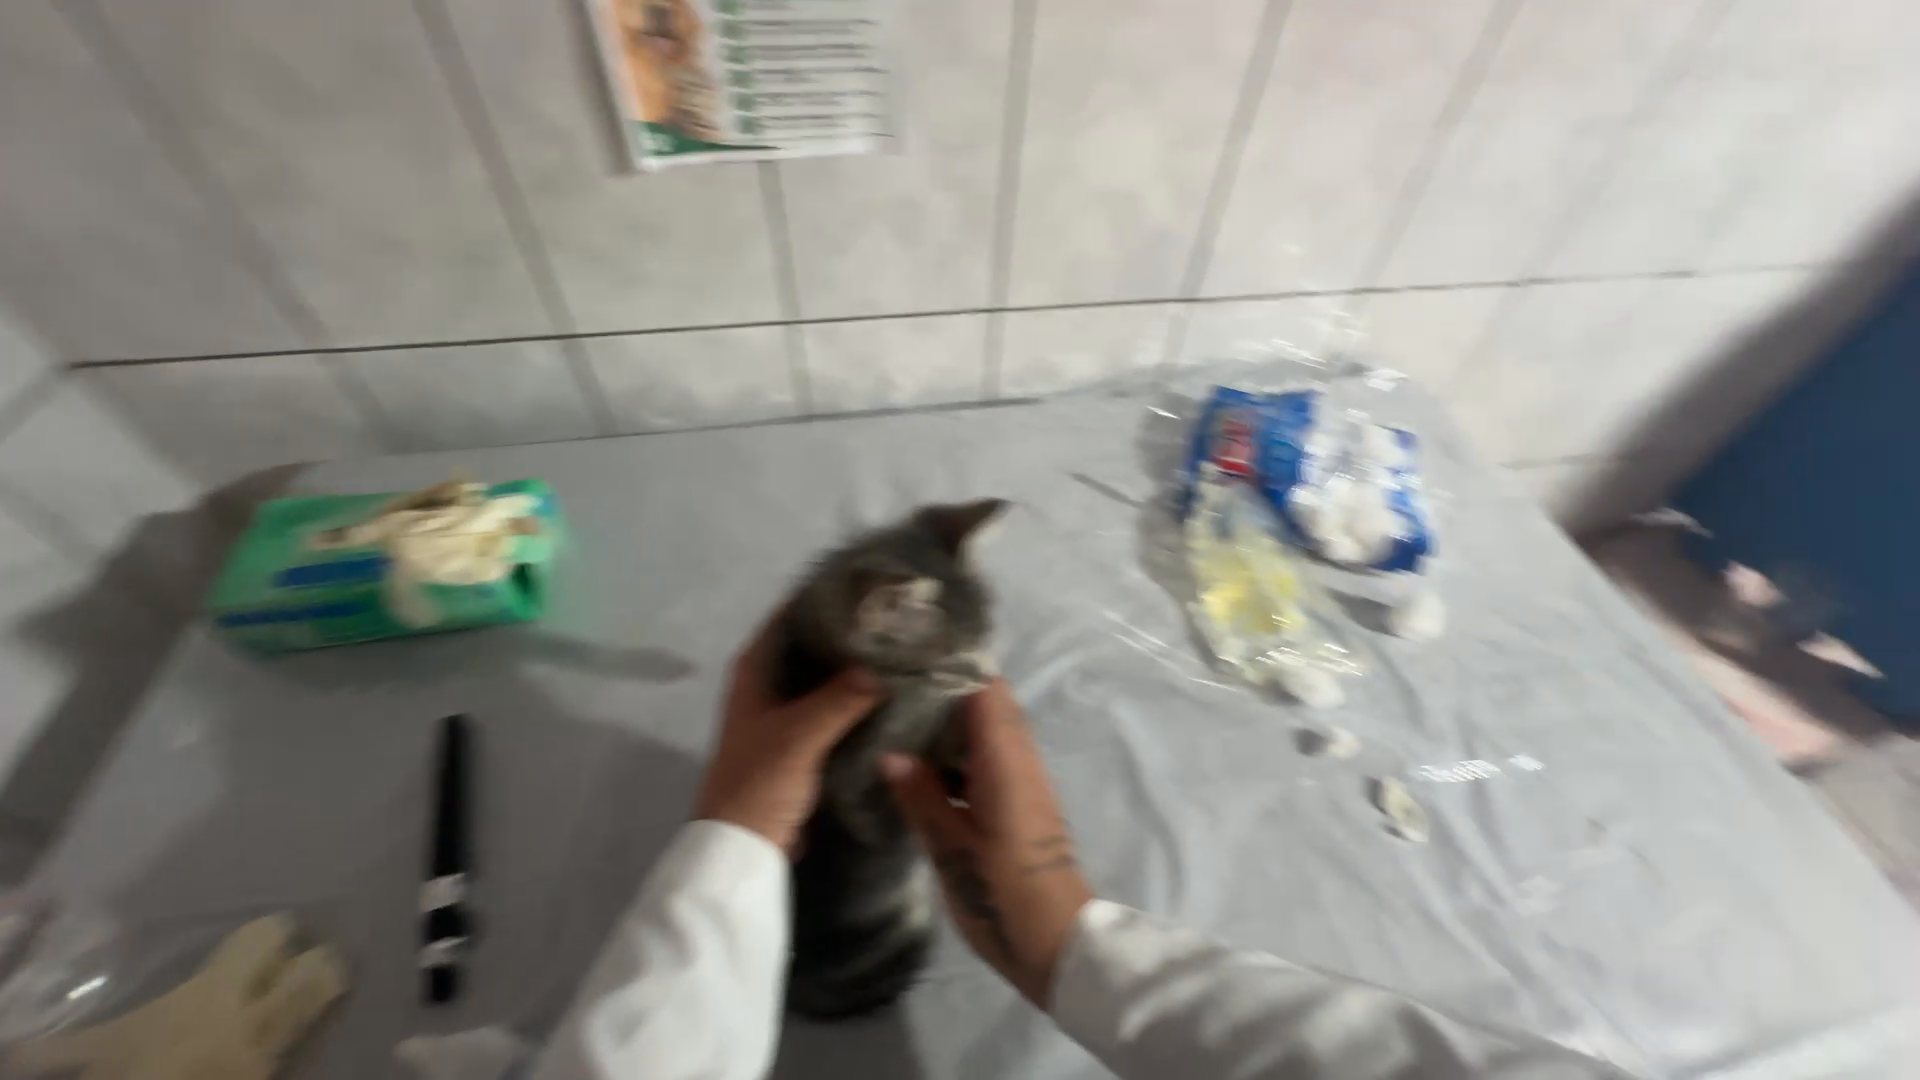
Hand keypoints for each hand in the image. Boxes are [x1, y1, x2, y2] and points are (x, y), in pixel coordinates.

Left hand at [695, 616, 883, 853]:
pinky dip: (859, 693)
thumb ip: (841, 698)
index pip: (794, 612)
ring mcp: (787, 707)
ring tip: (906, 646)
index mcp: (756, 665)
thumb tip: (889, 666)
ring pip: (828, 672)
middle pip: (815, 640)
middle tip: (902, 617)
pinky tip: (893, 687)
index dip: (830, 596)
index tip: (874, 587)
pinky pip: (836, 702)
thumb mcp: (799, 736)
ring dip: (858, 663)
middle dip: (853, 630)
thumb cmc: (759, 782)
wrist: (744, 847)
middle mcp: (770, 678)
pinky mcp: (805, 734)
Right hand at [881, 680, 1093, 1006]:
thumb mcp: (951, 848)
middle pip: (987, 704)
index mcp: (1004, 759)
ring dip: (951, 724)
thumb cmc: (1003, 893)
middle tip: (895, 688)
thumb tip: (890, 752)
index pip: (986, 688)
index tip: (911, 657)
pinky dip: (961, 754)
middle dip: (945, 692)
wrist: (1058, 942)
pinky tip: (923, 767)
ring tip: (900, 719)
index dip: (952, 666)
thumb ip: (921, 796)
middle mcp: (1019, 758)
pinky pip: (990, 759)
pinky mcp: (1021, 801)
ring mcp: (1023, 780)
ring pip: (988, 732)